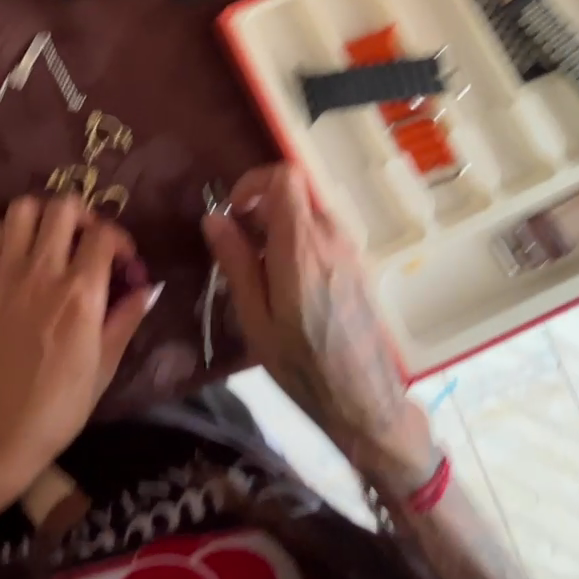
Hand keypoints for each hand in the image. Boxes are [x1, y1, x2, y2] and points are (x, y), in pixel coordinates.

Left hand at [0, 194, 161, 486]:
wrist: (2, 424)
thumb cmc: (62, 402)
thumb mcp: (106, 364)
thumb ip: (127, 317)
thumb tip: (148, 287)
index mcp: (81, 294)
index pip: (104, 235)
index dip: (121, 239)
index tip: (125, 261)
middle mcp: (44, 272)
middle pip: (64, 206)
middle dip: (85, 216)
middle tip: (89, 241)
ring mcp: (9, 273)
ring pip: (24, 208)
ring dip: (45, 215)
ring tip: (55, 238)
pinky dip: (11, 232)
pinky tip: (24, 253)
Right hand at [202, 164, 435, 491]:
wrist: (364, 402)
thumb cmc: (301, 363)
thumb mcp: (254, 317)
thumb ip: (235, 261)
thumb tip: (214, 218)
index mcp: (302, 246)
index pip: (286, 176)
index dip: (254, 182)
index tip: (233, 212)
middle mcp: (331, 238)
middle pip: (294, 193)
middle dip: (261, 208)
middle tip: (239, 245)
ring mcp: (350, 251)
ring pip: (308, 213)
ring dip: (278, 225)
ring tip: (259, 268)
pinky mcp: (357, 267)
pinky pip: (322, 234)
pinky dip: (297, 241)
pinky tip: (285, 282)